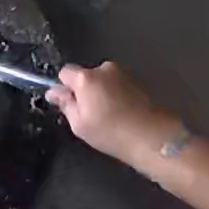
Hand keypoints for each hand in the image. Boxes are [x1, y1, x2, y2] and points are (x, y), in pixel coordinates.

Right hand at [46, 62, 185, 166]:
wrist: (154, 139)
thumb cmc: (111, 133)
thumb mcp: (79, 123)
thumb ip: (64, 103)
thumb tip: (54, 92)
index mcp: (86, 78)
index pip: (65, 72)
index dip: (65, 87)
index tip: (71, 103)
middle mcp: (105, 69)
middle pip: (86, 75)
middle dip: (86, 90)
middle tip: (91, 113)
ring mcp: (125, 73)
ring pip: (105, 80)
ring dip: (104, 92)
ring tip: (111, 115)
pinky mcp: (141, 82)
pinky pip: (120, 85)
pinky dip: (119, 95)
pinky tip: (124, 113)